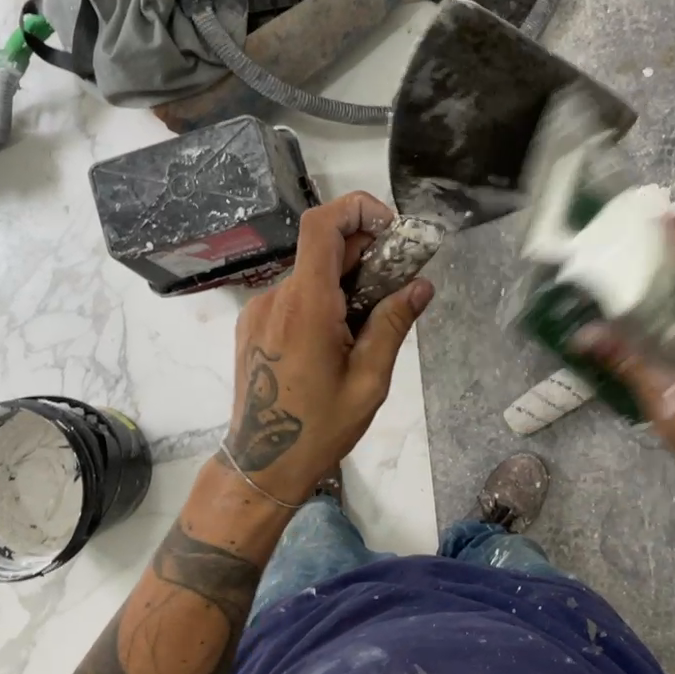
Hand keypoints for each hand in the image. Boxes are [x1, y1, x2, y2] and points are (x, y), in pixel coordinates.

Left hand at [223, 192, 435, 502]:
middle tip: (396, 285)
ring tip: (369, 322)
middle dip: (364, 254)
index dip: (357, 209)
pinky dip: (321, 299)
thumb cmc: (320, 427)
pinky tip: (338, 337)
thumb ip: (393, 325)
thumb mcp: (369, 380)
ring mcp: (259, 310)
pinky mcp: (252, 324)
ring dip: (344, 282)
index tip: (391, 230)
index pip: (322, 226)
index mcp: (305, 305)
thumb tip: (422, 286)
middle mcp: (276, 297)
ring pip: (309, 274)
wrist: (261, 464)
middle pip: (321, 249)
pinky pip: (293, 295)